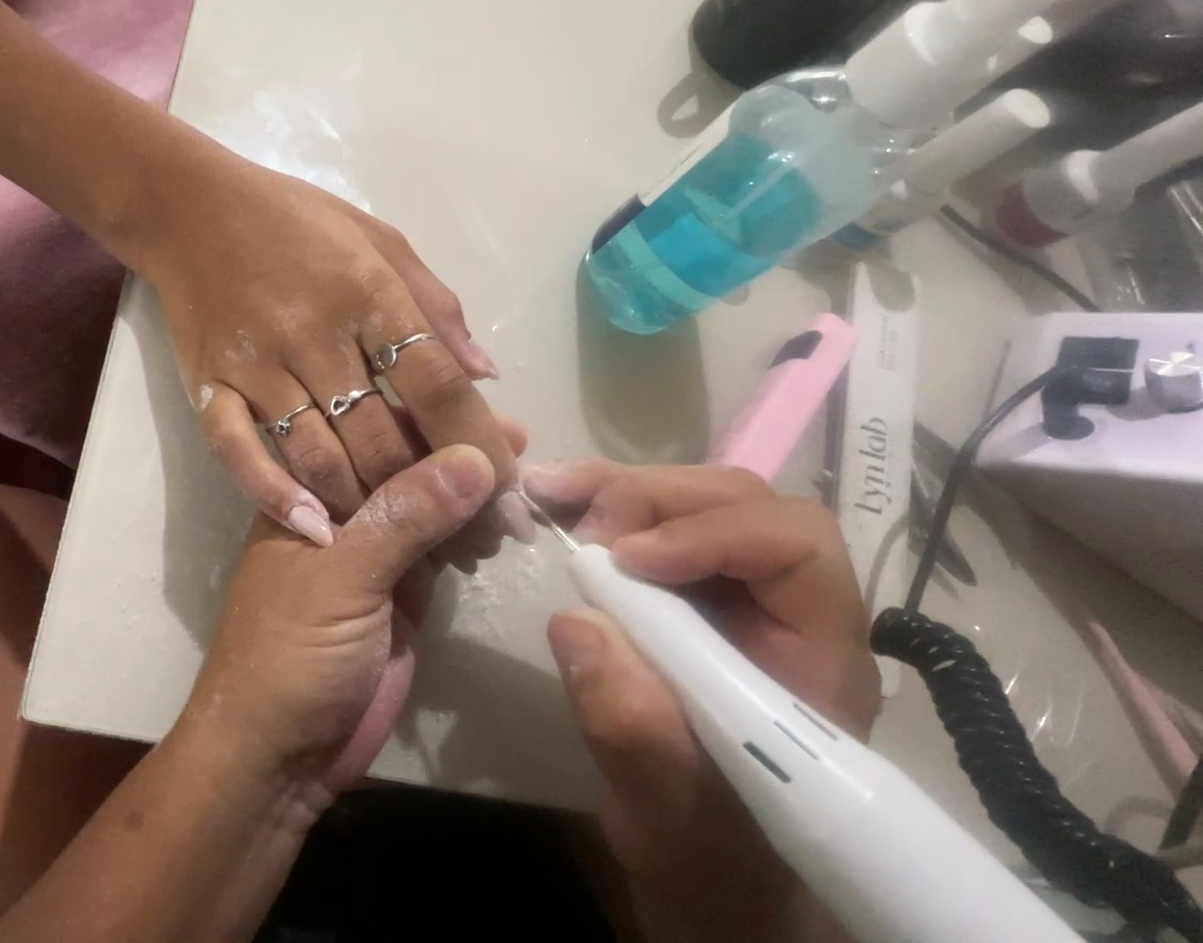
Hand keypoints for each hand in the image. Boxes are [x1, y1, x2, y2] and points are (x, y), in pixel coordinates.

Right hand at [131, 153, 516, 545]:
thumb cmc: (295, 221)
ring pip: (317, 456)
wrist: (191, 209)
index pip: (436, 382)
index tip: (504, 491)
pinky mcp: (209, 384)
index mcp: (367, 291)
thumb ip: (435, 305)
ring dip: (363, 506)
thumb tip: (486, 375)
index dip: (477, 443)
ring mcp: (256, 364)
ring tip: (403, 538)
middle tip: (462, 536)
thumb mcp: (380, 239)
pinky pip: (237, 451)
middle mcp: (313, 333)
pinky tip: (314, 529)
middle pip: (381, 435)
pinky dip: (274, 494)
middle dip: (428, 494)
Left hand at [176, 445, 497, 818]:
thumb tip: (474, 457)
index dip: (420, 419)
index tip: (478, 402)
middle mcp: (339, 516)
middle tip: (519, 441)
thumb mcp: (340, 581)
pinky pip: (440, 552)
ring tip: (523, 476)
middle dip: (456, 455)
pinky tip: (502, 526)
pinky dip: (470, 537)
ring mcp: (372, 556)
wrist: (278, 756)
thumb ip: (403, 519)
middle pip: (403, 469)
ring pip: (428, 509)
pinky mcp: (400, 595)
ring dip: (472, 496)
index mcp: (304, 497)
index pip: (364, 437)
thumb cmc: (288, 658)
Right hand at [526, 460, 880, 942]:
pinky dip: (602, 505)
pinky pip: (654, 524)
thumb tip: (576, 620)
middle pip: (742, 503)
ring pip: (696, 500)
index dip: (712, 533)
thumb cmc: (707, 856)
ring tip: (549, 494)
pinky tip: (555, 504)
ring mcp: (736, 594)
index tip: (625, 561)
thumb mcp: (663, 810)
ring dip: (620, 489)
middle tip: (578, 528)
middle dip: (653, 498)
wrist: (710, 873)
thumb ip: (630, 725)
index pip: (796, 548)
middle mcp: (786, 609)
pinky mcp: (690, 593)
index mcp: (813, 658)